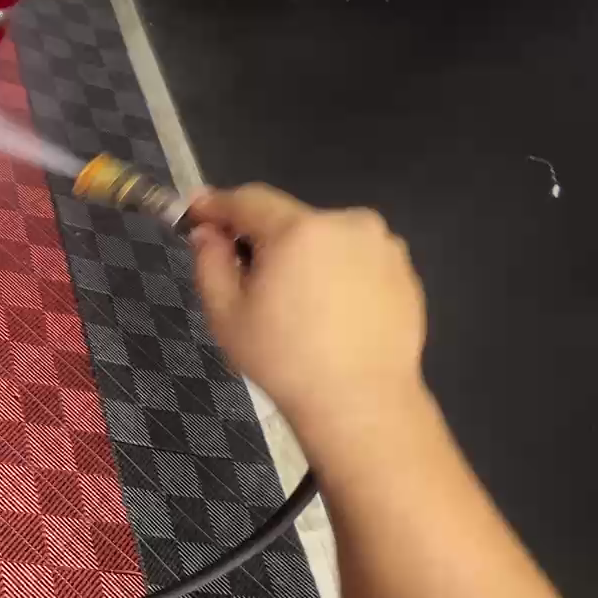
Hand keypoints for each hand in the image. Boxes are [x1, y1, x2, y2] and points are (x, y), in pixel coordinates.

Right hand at [187, 184, 426, 433]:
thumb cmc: (280, 355)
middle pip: (288, 221)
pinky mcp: (403, 269)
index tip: (193, 212)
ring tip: (287, 305)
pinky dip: (329, 275)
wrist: (358, 397)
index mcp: (299, 231)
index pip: (249, 200)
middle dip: (260, 241)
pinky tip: (321, 315)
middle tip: (242, 281)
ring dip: (297, 258)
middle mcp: (347, 224)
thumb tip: (207, 233)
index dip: (216, 204)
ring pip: (321, 240)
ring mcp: (383, 245)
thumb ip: (209, 262)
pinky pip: (352, 260)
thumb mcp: (224, 311)